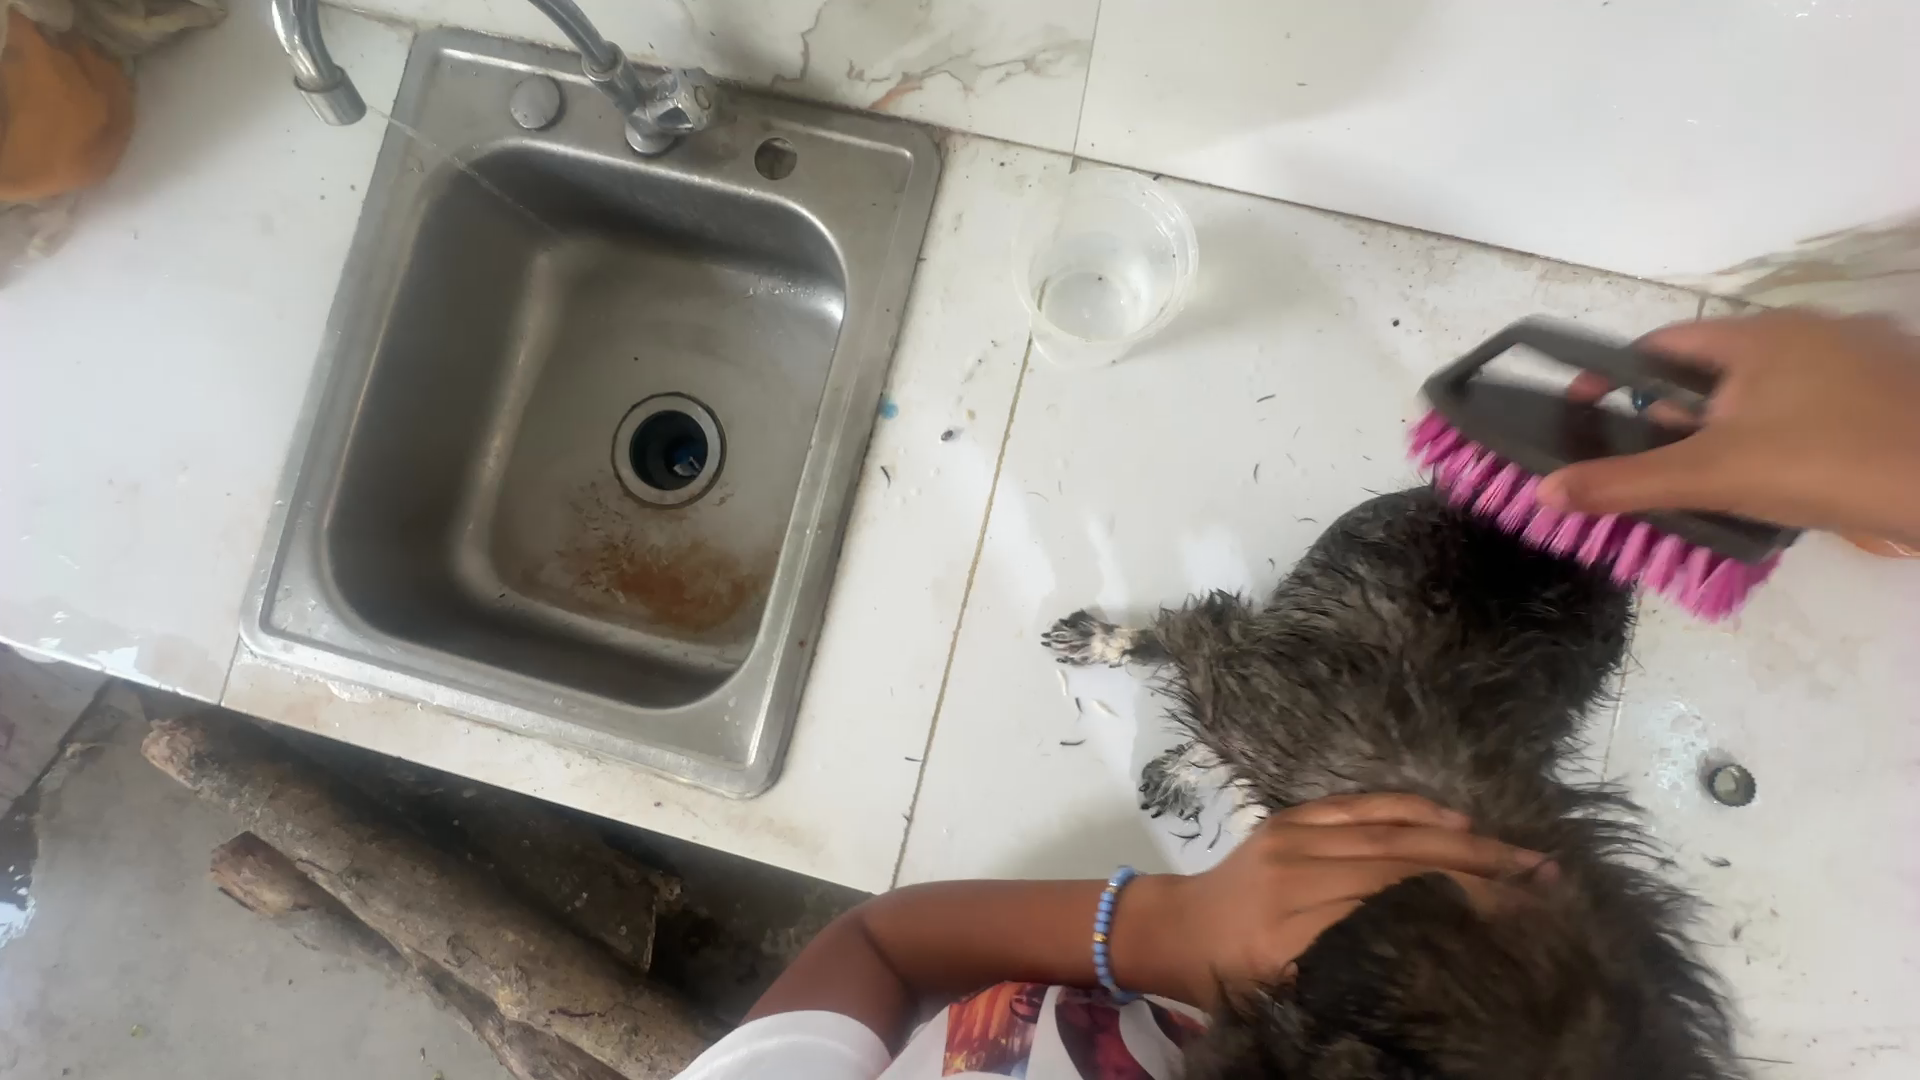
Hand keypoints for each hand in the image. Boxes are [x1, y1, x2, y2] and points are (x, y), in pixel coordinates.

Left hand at [1111, 794, 1545, 1008]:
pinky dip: (1406, 809)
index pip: (1396, 908)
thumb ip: (1363, 969)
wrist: (1182, 925)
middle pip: (1400, 864)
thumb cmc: (1239, 973)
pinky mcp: (1286, 818)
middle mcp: (1296, 876)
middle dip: (1478, 871)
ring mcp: (1289, 837)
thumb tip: (1449, 953)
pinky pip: (1354, 806)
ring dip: (1457, 839)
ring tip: (1518, 853)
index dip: (1463, 908)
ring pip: (1385, 831)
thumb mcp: (1299, 991)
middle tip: (1545, 882)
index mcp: (1297, 932)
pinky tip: (1453, 819)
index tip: (1527, 921)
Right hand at [1538, 311, 1919, 543]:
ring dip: (1724, 420)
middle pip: (1708, 366)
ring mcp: (1869, 355)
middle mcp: (1815, 330)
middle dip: (1669, 409)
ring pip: (1761, 384)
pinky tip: (1781, 465)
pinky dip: (1778, 425)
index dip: (1609, 376)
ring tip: (1714, 466)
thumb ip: (1620, 482)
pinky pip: (1811, 398)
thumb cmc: (1832, 463)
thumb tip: (1544, 491)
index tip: (1582, 409)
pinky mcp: (1901, 387)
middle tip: (1654, 451)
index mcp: (1761, 336)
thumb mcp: (1709, 477)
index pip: (1657, 345)